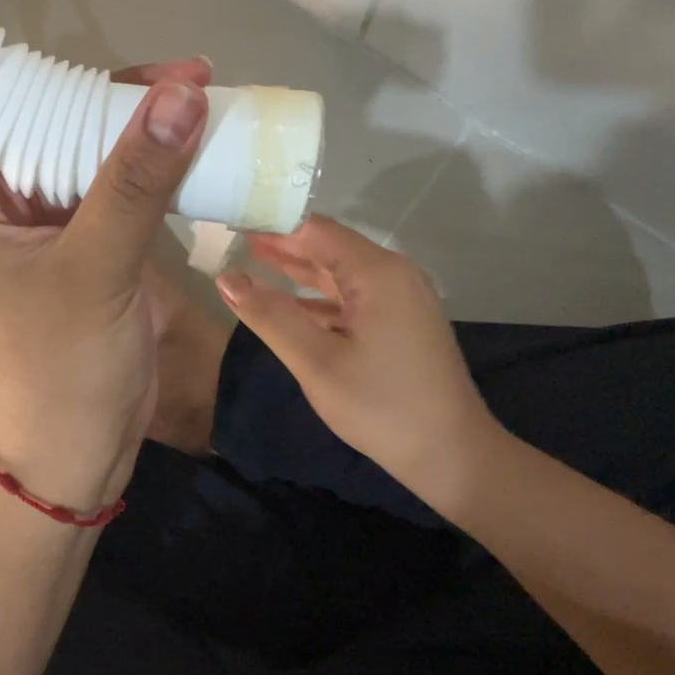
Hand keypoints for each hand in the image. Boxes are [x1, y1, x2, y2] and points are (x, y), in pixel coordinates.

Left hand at [0, 60, 211, 509]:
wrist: (83, 451)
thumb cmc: (62, 369)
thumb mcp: (95, 271)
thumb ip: (134, 183)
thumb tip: (180, 93)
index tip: (39, 38)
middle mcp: (2, 210)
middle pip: (35, 124)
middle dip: (94, 93)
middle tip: (171, 72)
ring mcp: (51, 230)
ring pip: (84, 155)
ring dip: (132, 128)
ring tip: (197, 93)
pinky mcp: (93, 250)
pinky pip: (117, 191)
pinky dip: (151, 168)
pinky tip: (192, 144)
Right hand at [216, 217, 506, 505]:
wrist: (449, 451)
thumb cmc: (378, 405)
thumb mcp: (315, 361)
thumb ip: (269, 316)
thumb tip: (225, 278)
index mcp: (377, 273)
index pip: (315, 230)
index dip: (273, 225)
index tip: (234, 222)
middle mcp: (395, 274)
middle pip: (331, 247)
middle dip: (284, 245)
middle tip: (235, 239)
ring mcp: (403, 298)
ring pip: (343, 273)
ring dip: (301, 271)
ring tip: (254, 262)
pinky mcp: (404, 322)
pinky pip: (356, 297)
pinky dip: (322, 297)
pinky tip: (292, 305)